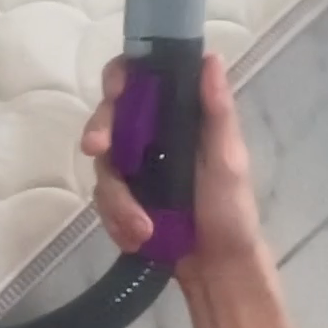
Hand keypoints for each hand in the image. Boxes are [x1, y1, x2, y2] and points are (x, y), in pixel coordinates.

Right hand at [80, 54, 265, 275]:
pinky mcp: (120, 198)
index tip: (116, 92)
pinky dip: (116, 219)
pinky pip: (101, 199)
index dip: (119, 78)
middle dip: (99, 131)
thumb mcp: (228, 159)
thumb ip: (216, 111)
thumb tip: (210, 57)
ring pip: (102, 164)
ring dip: (116, 197)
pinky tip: (136, 238)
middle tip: (96, 148)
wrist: (218, 270)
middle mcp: (147, 136)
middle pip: (108, 117)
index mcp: (174, 117)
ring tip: (143, 228)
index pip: (137, 80)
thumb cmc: (231, 209)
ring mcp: (131, 168)